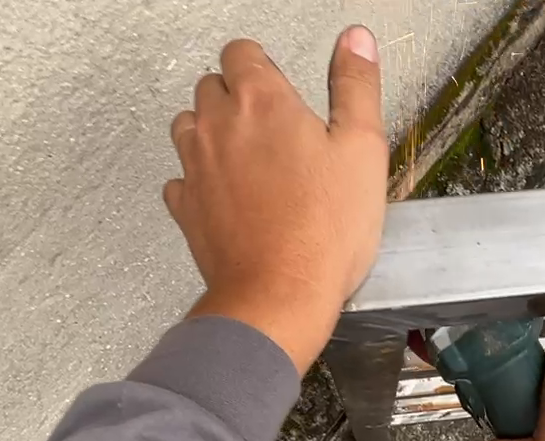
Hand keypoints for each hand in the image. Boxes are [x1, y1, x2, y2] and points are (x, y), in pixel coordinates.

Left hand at [164, 30, 387, 371]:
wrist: (281, 296)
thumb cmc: (324, 232)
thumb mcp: (363, 152)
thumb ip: (357, 87)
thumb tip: (356, 41)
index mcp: (263, 101)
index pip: (243, 53)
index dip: (264, 70)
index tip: (283, 97)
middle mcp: (219, 125)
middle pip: (212, 87)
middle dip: (238, 101)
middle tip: (274, 136)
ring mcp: (196, 168)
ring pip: (189, 128)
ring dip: (214, 136)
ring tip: (250, 167)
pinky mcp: (187, 210)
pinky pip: (181, 182)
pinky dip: (199, 184)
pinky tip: (228, 202)